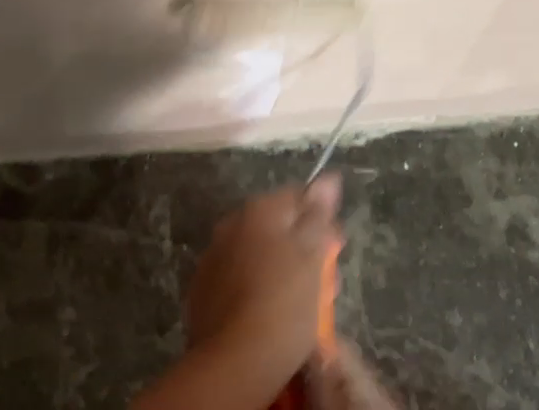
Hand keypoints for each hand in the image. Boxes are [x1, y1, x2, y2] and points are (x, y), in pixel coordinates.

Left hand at [185, 175, 342, 378]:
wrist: (235, 359)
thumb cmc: (284, 304)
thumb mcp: (311, 256)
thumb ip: (318, 214)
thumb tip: (328, 178)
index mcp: (259, 210)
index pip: (297, 197)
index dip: (321, 219)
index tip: (335, 247)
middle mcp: (231, 224)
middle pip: (276, 227)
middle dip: (303, 248)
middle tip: (323, 282)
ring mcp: (213, 256)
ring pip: (257, 253)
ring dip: (281, 268)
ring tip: (301, 304)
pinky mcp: (203, 288)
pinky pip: (238, 277)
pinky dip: (255, 286)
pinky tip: (268, 311)